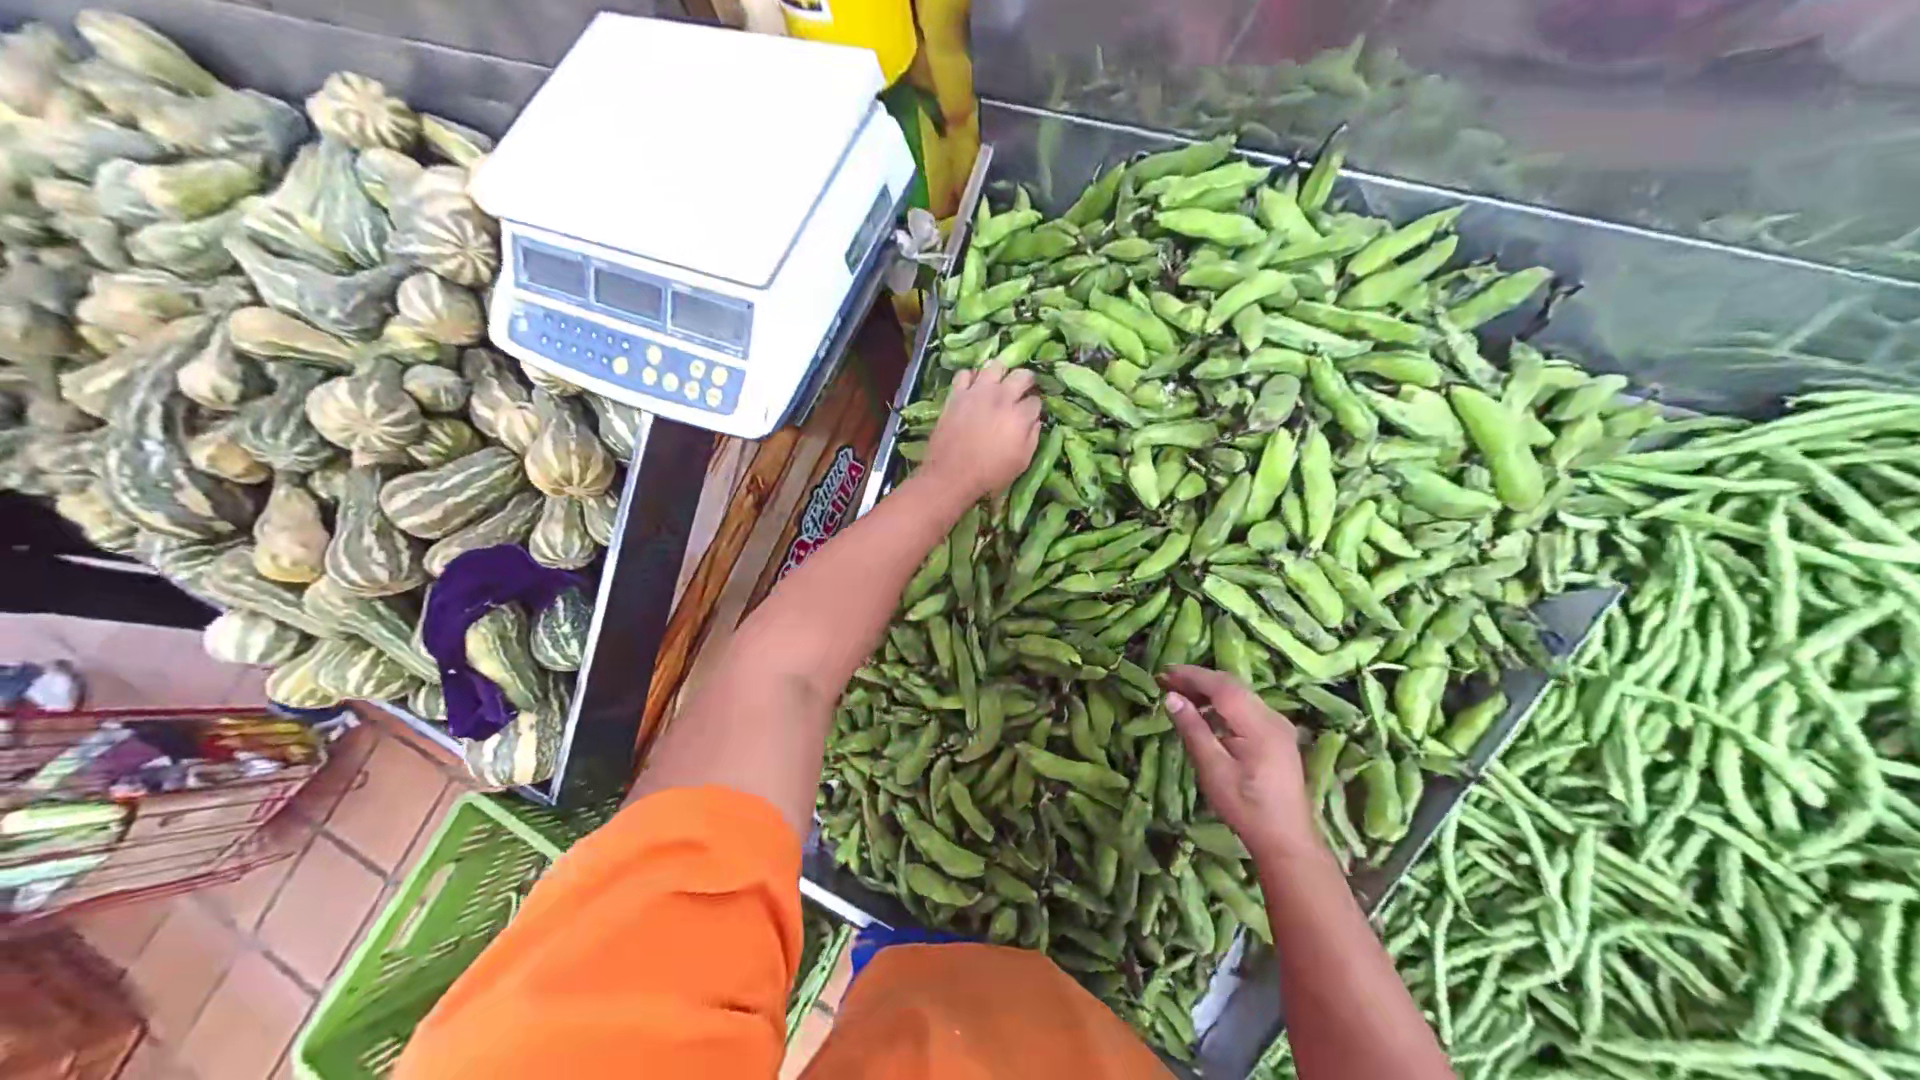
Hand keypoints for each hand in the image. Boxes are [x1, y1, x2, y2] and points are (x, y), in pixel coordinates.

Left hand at [922, 363, 1041, 503]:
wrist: (952, 475)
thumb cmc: (990, 473)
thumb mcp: (1022, 462)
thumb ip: (1033, 437)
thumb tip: (1036, 420)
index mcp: (1020, 415)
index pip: (1036, 400)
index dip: (1035, 406)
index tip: (1031, 414)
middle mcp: (1001, 396)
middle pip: (1021, 375)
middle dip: (1026, 381)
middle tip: (1022, 390)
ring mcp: (977, 392)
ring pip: (994, 365)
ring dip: (1001, 372)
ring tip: (999, 382)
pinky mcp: (957, 394)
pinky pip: (965, 374)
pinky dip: (971, 377)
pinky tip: (973, 387)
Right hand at [1162, 665, 1321, 865]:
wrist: (1286, 839)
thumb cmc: (1246, 807)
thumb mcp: (1213, 770)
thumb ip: (1193, 730)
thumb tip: (1171, 697)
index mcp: (1260, 725)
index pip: (1223, 686)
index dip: (1192, 676)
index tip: (1163, 673)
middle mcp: (1273, 717)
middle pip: (1232, 685)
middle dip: (1198, 680)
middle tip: (1166, 680)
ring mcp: (1278, 725)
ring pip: (1239, 694)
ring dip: (1209, 690)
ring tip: (1179, 694)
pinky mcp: (1277, 735)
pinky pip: (1246, 707)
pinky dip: (1222, 703)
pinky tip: (1204, 713)